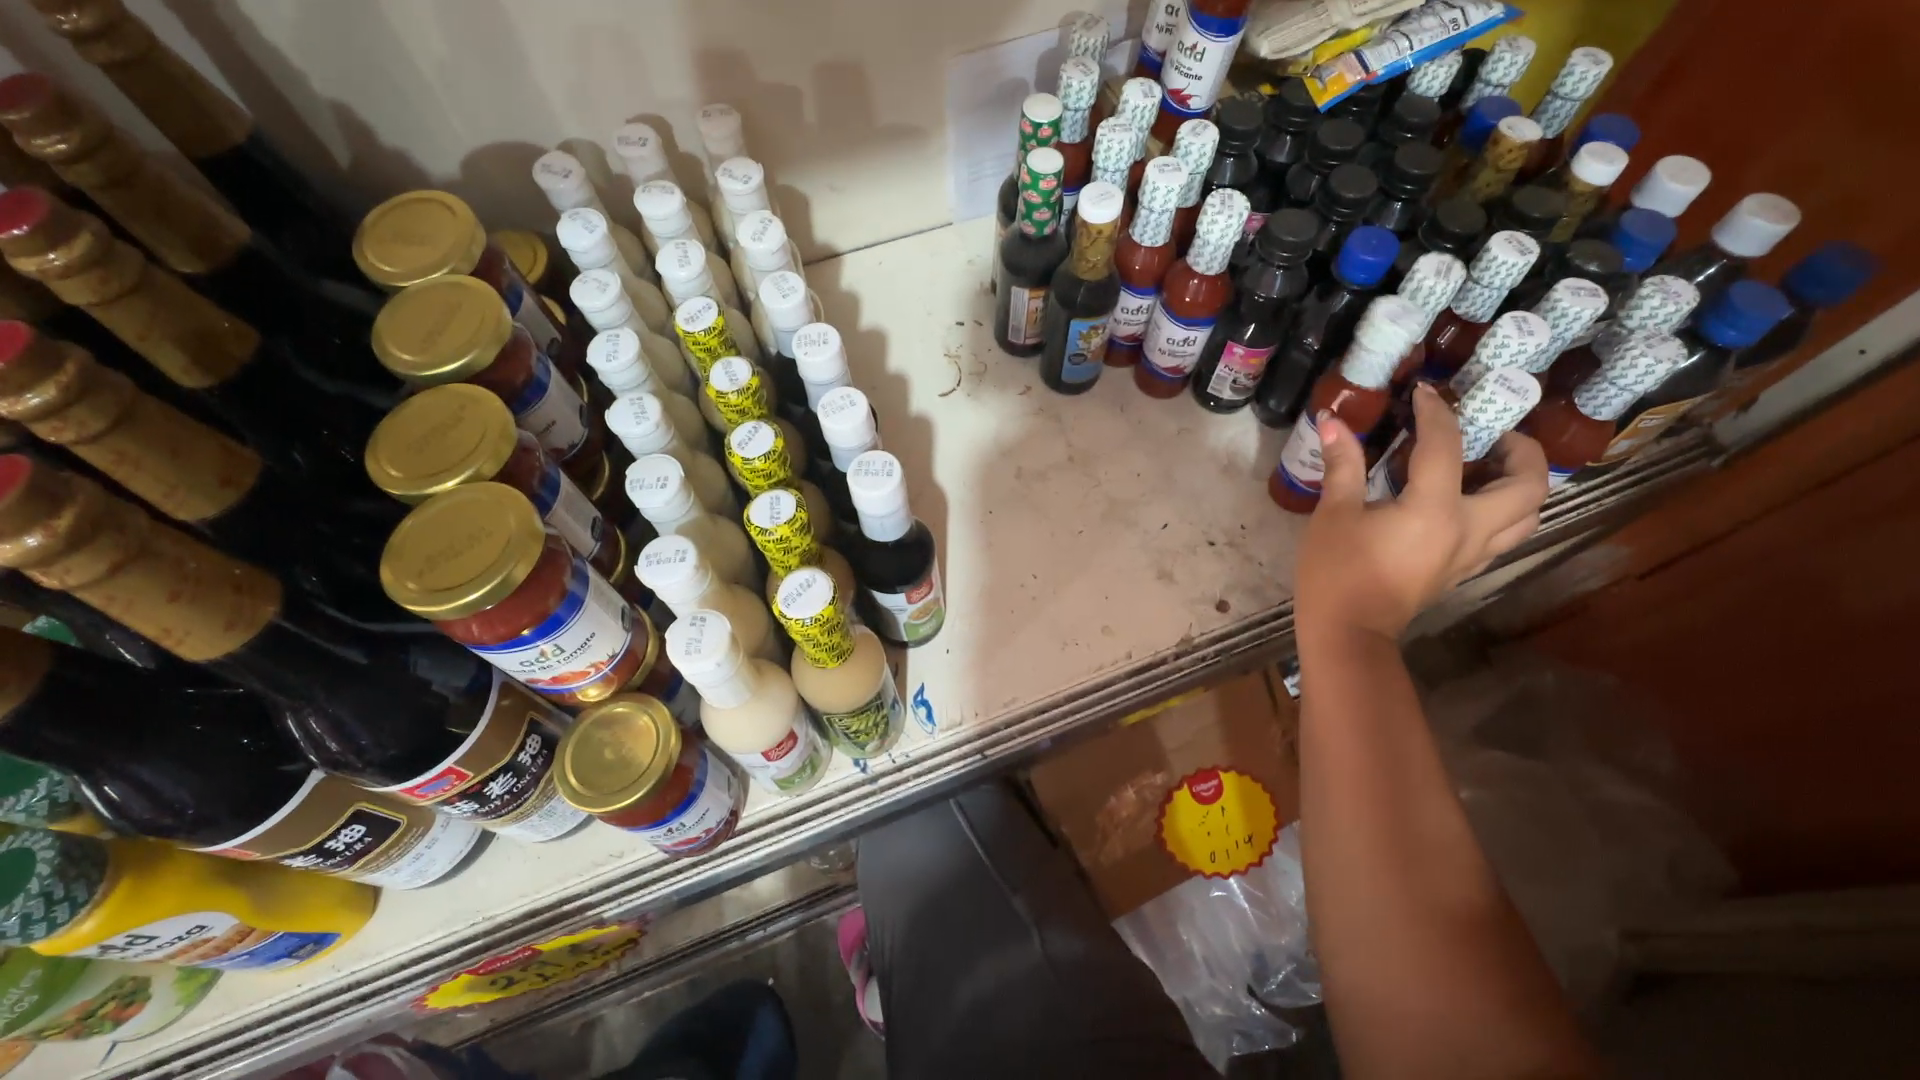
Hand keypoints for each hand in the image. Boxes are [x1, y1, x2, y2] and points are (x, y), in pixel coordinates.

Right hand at [1295, 384, 1548, 640]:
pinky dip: (1501, 509)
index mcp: (1436, 509)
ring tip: (1491, 465)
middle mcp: (1469, 529)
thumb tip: (1334, 423)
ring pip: (1528, 515)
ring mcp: (1472, 553)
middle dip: (1521, 450)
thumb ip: (1343, 466)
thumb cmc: (1337, 572)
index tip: (1425, 392)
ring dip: (1521, 483)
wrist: (1348, 632)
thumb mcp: (1334, 515)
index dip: (1436, 412)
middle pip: (1528, 485)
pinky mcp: (1462, 570)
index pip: (1446, 445)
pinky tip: (1468, 499)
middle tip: (1492, 434)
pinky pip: (1504, 534)